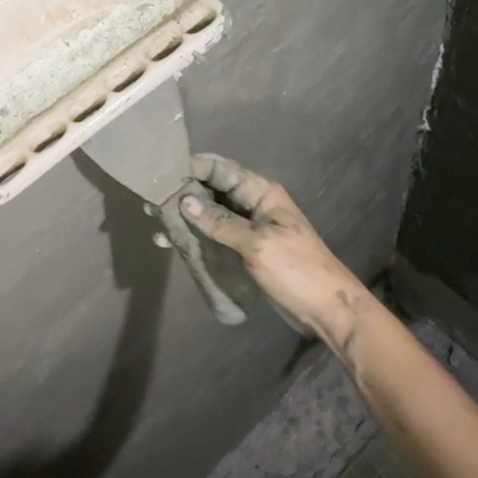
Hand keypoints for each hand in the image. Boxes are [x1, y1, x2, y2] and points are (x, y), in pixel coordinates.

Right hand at [167, 153, 371, 344]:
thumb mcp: (257, 244)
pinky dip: (196, 238)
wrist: (327, 310)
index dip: (193, 166)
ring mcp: (249, 228)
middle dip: (183, 194)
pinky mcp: (245, 250)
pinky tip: (174, 245)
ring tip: (156, 224)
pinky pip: (215, 237)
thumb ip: (220, 222)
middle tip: (150, 200)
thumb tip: (185, 201)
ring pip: (210, 215)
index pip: (222, 169)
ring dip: (186, 219)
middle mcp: (253, 205)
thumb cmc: (297, 269)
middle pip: (212, 190)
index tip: (162, 168)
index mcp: (261, 193)